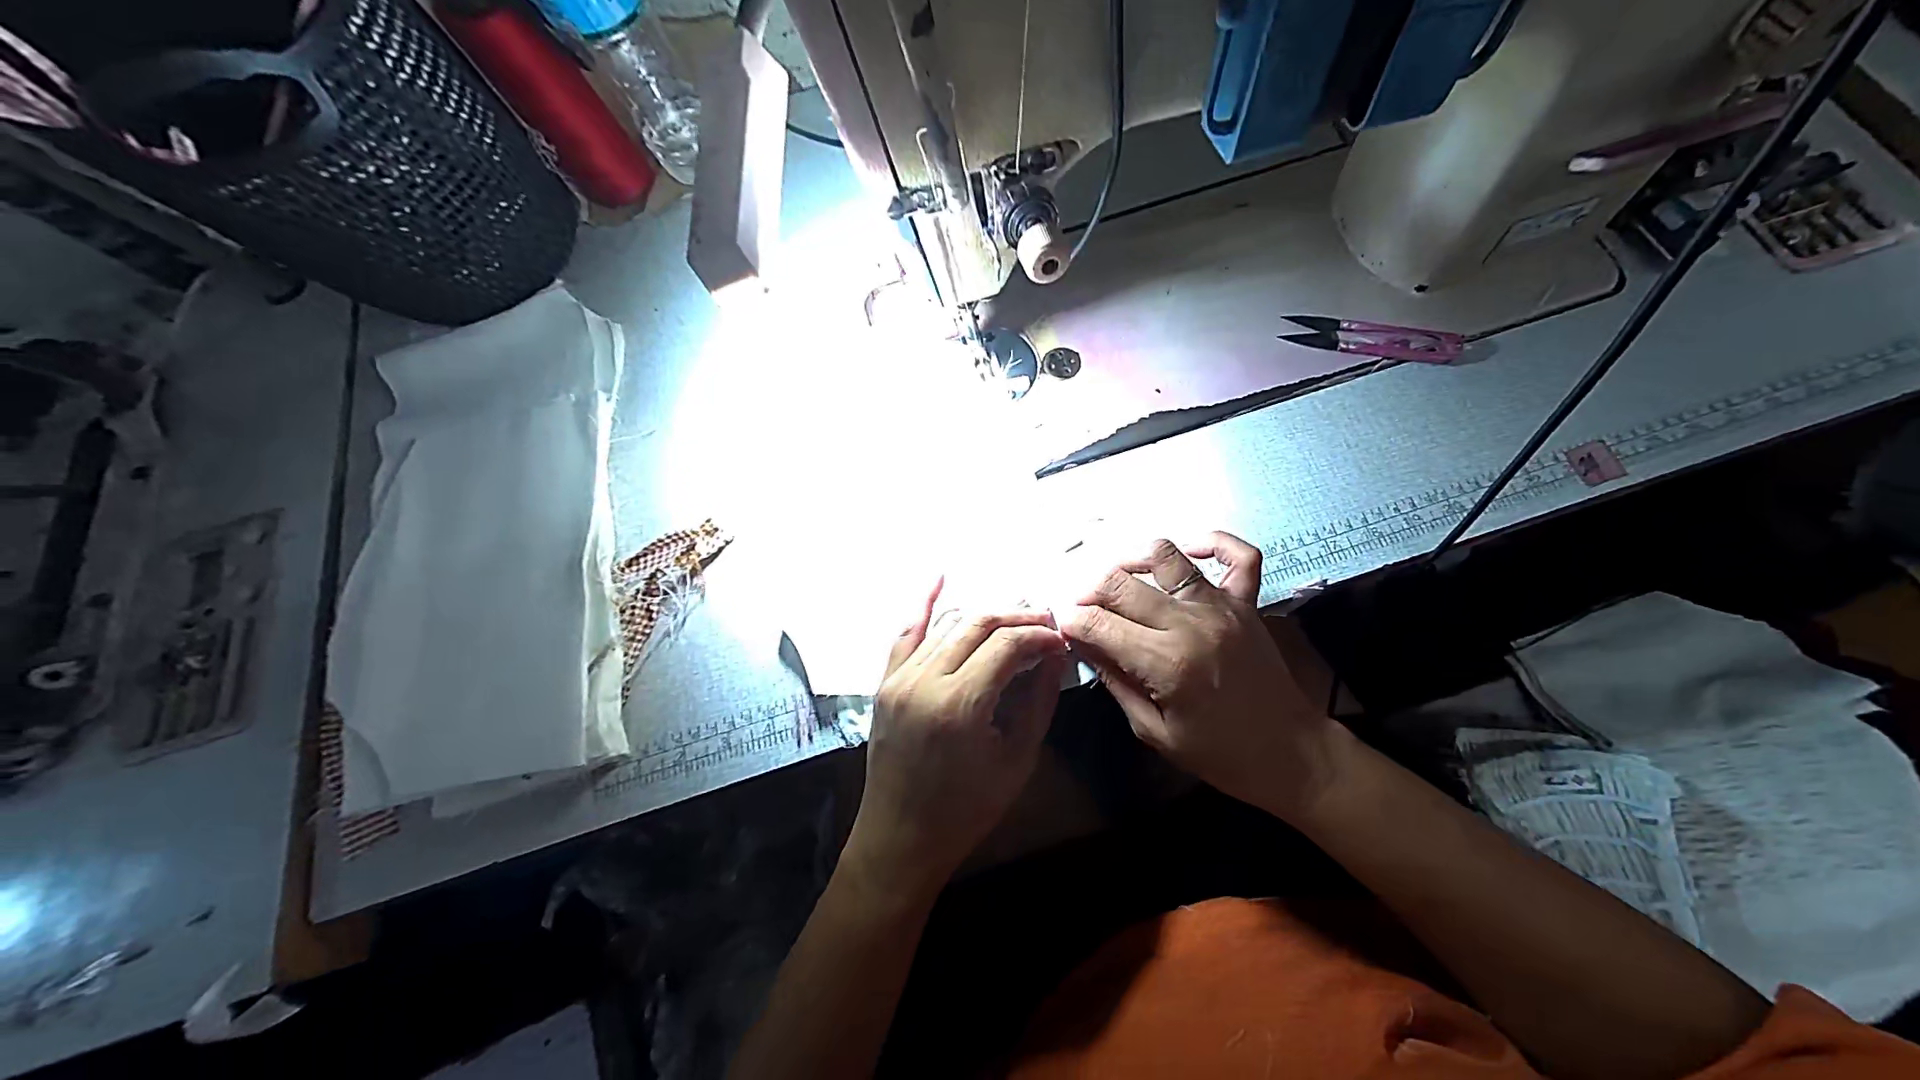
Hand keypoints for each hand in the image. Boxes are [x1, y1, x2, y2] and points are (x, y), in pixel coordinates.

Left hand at [846, 580, 1069, 897]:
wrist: (900, 838)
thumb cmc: (966, 810)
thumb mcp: (1016, 759)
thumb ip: (1037, 700)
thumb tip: (1055, 654)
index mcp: (959, 704)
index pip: (1007, 644)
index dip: (1040, 635)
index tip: (1062, 640)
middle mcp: (924, 680)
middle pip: (977, 625)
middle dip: (1016, 618)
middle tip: (1045, 624)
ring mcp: (898, 678)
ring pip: (947, 625)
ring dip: (983, 616)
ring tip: (1015, 620)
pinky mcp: (885, 683)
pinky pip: (905, 634)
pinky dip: (923, 606)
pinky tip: (939, 579)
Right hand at [1060, 532, 1343, 822]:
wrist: (1291, 754)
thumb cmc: (1219, 754)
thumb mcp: (1154, 731)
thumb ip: (1115, 681)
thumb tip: (1082, 644)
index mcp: (1166, 663)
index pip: (1098, 623)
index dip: (1071, 622)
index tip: (1064, 628)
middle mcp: (1191, 624)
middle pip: (1122, 583)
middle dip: (1091, 593)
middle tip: (1085, 611)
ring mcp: (1222, 607)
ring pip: (1167, 557)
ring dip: (1133, 562)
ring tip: (1123, 582)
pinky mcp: (1247, 603)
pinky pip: (1238, 555)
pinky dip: (1213, 544)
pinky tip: (1189, 552)